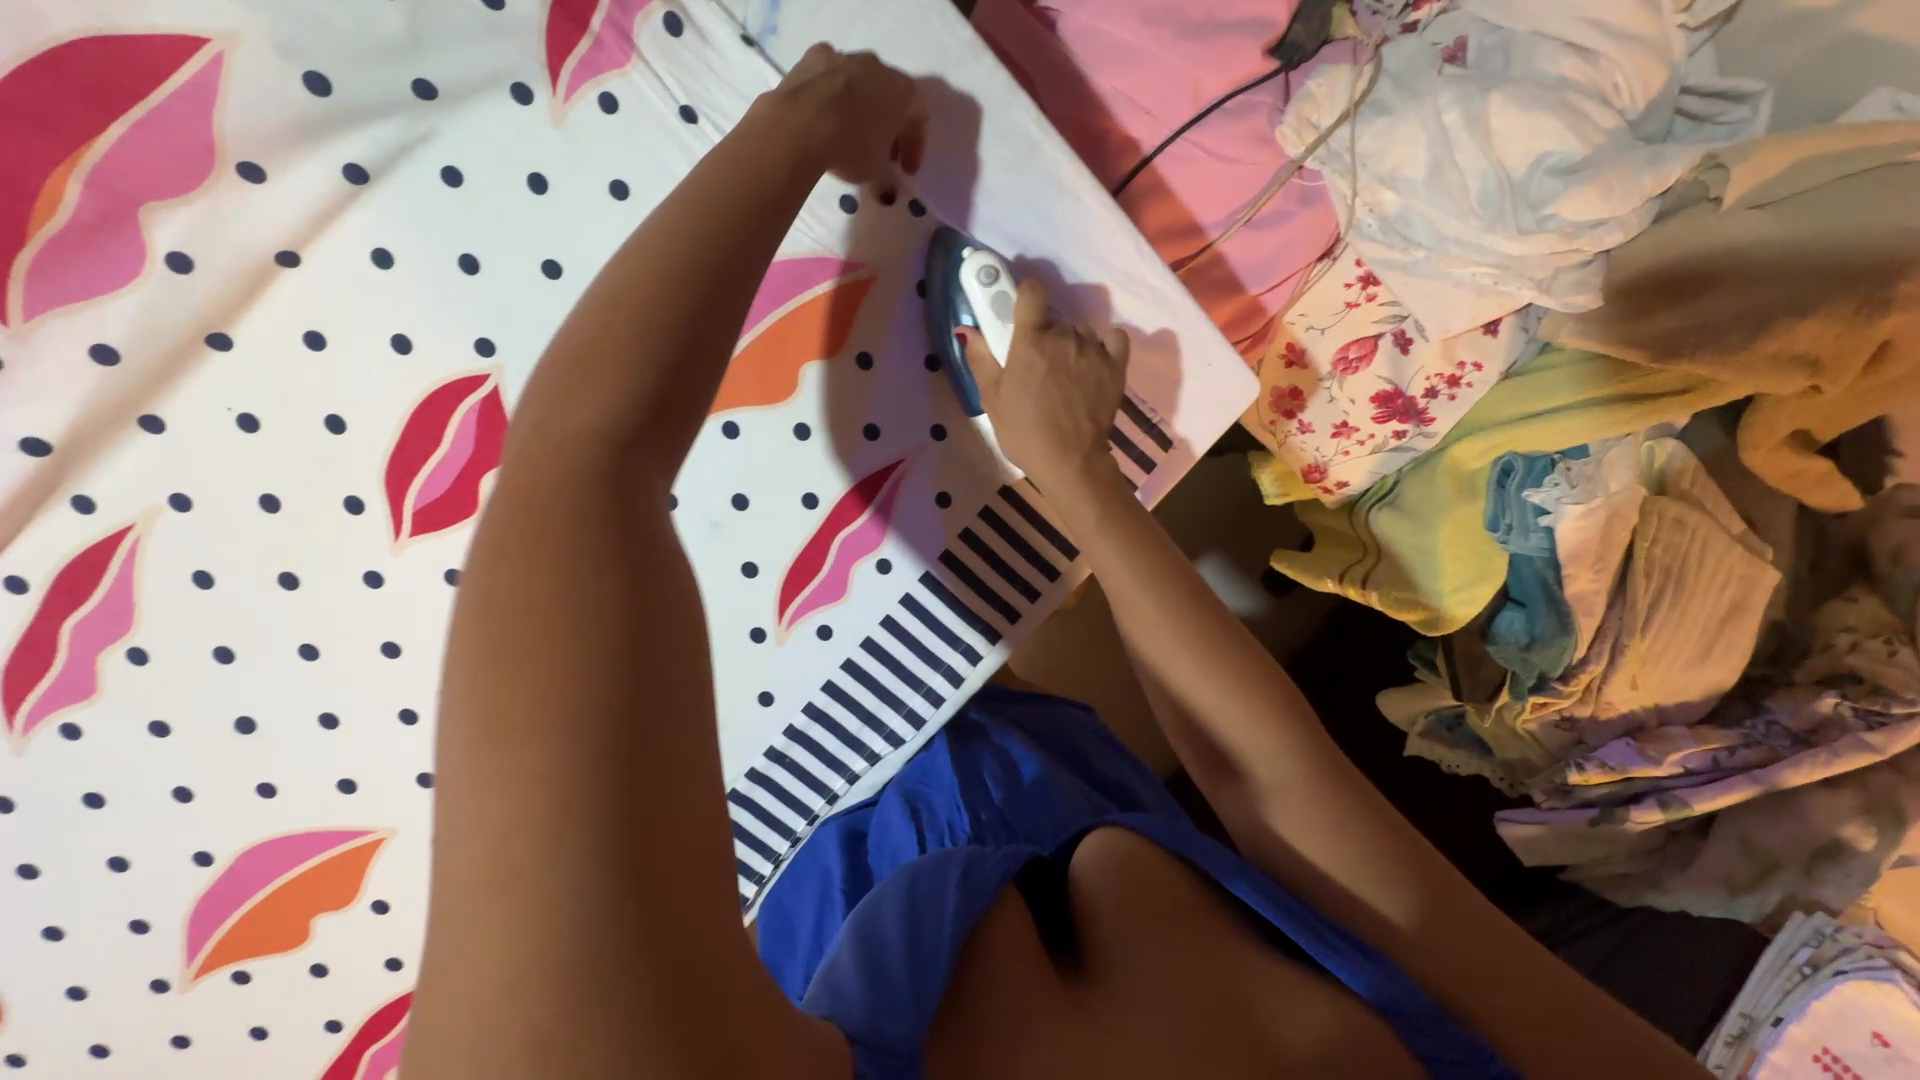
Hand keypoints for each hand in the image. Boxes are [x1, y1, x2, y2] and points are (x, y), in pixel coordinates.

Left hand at [770, 45, 925, 197]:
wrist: (799, 125)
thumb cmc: (851, 148)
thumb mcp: (876, 173)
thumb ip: (887, 178)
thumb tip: (885, 187)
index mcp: (903, 90)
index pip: (919, 118)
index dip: (914, 148)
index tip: (905, 171)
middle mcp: (877, 66)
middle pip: (888, 97)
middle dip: (887, 126)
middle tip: (880, 154)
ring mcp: (844, 57)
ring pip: (858, 83)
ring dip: (859, 107)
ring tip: (848, 135)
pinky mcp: (812, 57)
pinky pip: (828, 77)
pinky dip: (829, 94)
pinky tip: (821, 115)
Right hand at [959, 279, 1130, 490]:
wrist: (1070, 462)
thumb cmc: (1024, 432)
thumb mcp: (992, 399)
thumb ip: (980, 359)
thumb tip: (966, 329)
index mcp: (1030, 340)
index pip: (1032, 291)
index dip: (1025, 294)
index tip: (1019, 309)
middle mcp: (1064, 336)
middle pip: (1054, 319)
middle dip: (1044, 334)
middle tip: (1036, 365)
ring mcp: (1093, 350)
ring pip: (1081, 331)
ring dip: (1072, 344)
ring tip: (1065, 374)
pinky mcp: (1116, 366)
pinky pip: (1113, 338)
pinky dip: (1105, 344)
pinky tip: (1094, 361)